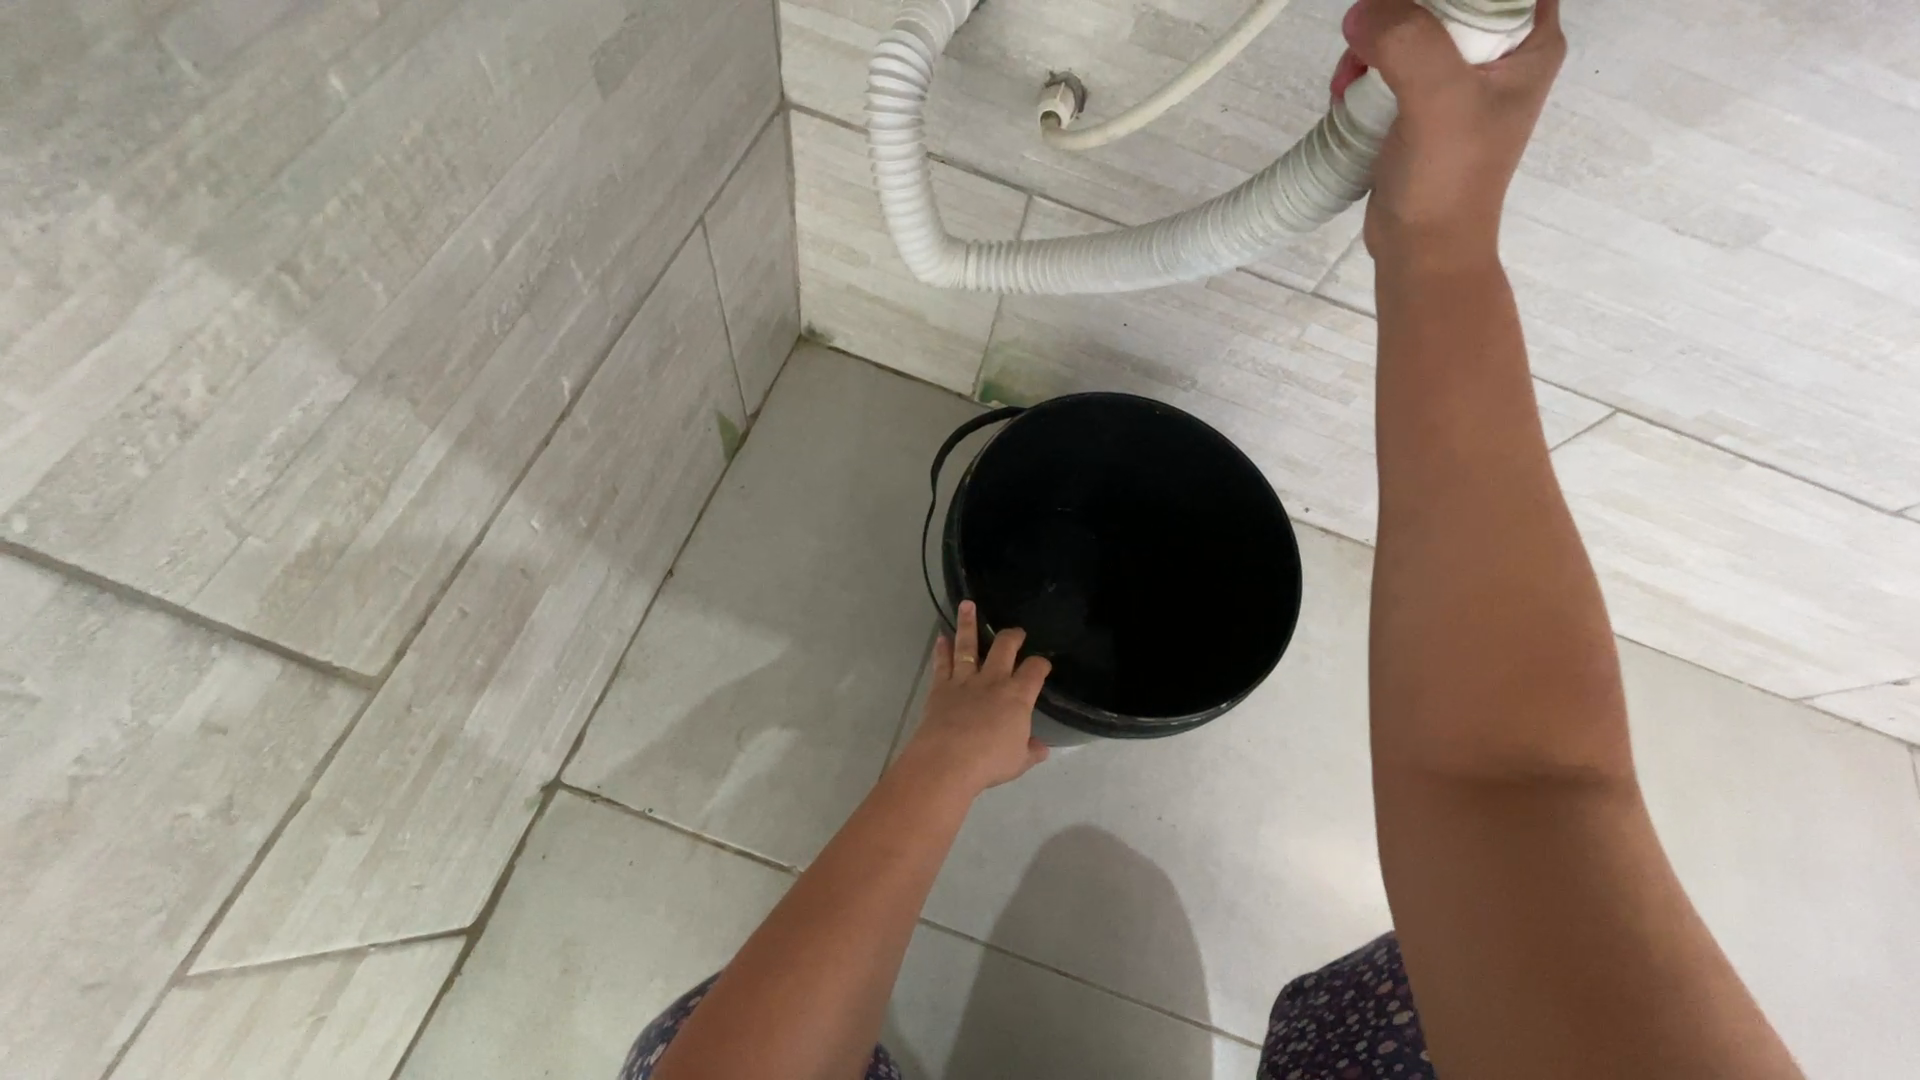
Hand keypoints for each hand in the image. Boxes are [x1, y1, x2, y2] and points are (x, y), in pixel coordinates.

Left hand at [897, 601, 1051, 795]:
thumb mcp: (1018, 761)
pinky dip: (942, 650)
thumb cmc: (989, 762)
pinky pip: (942, 663)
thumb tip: (1042, 748)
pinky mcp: (941, 687)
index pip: (1034, 671)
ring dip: (968, 624)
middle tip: (1016, 631)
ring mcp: (965, 681)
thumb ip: (1030, 751)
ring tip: (967, 605)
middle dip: (1012, 636)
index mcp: (1018, 696)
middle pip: (1004, 648)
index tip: (1042, 664)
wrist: (947, 760)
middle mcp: (993, 681)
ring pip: (968, 646)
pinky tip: (942, 638)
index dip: (1041, 664)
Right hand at [1334, 0, 1565, 267]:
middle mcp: (1499, 57)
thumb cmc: (1445, 178)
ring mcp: (1457, 87)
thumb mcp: (1437, 98)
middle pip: (1445, 3)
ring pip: (1412, 34)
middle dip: (1397, 15)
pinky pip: (1391, 71)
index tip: (1403, 7)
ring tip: (1347, 79)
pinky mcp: (1420, 114)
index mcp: (1530, 42)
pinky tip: (1345, 96)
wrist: (1421, 250)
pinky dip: (1364, 76)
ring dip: (1372, 48)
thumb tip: (1360, 12)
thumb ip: (1406, 42)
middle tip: (1365, 44)